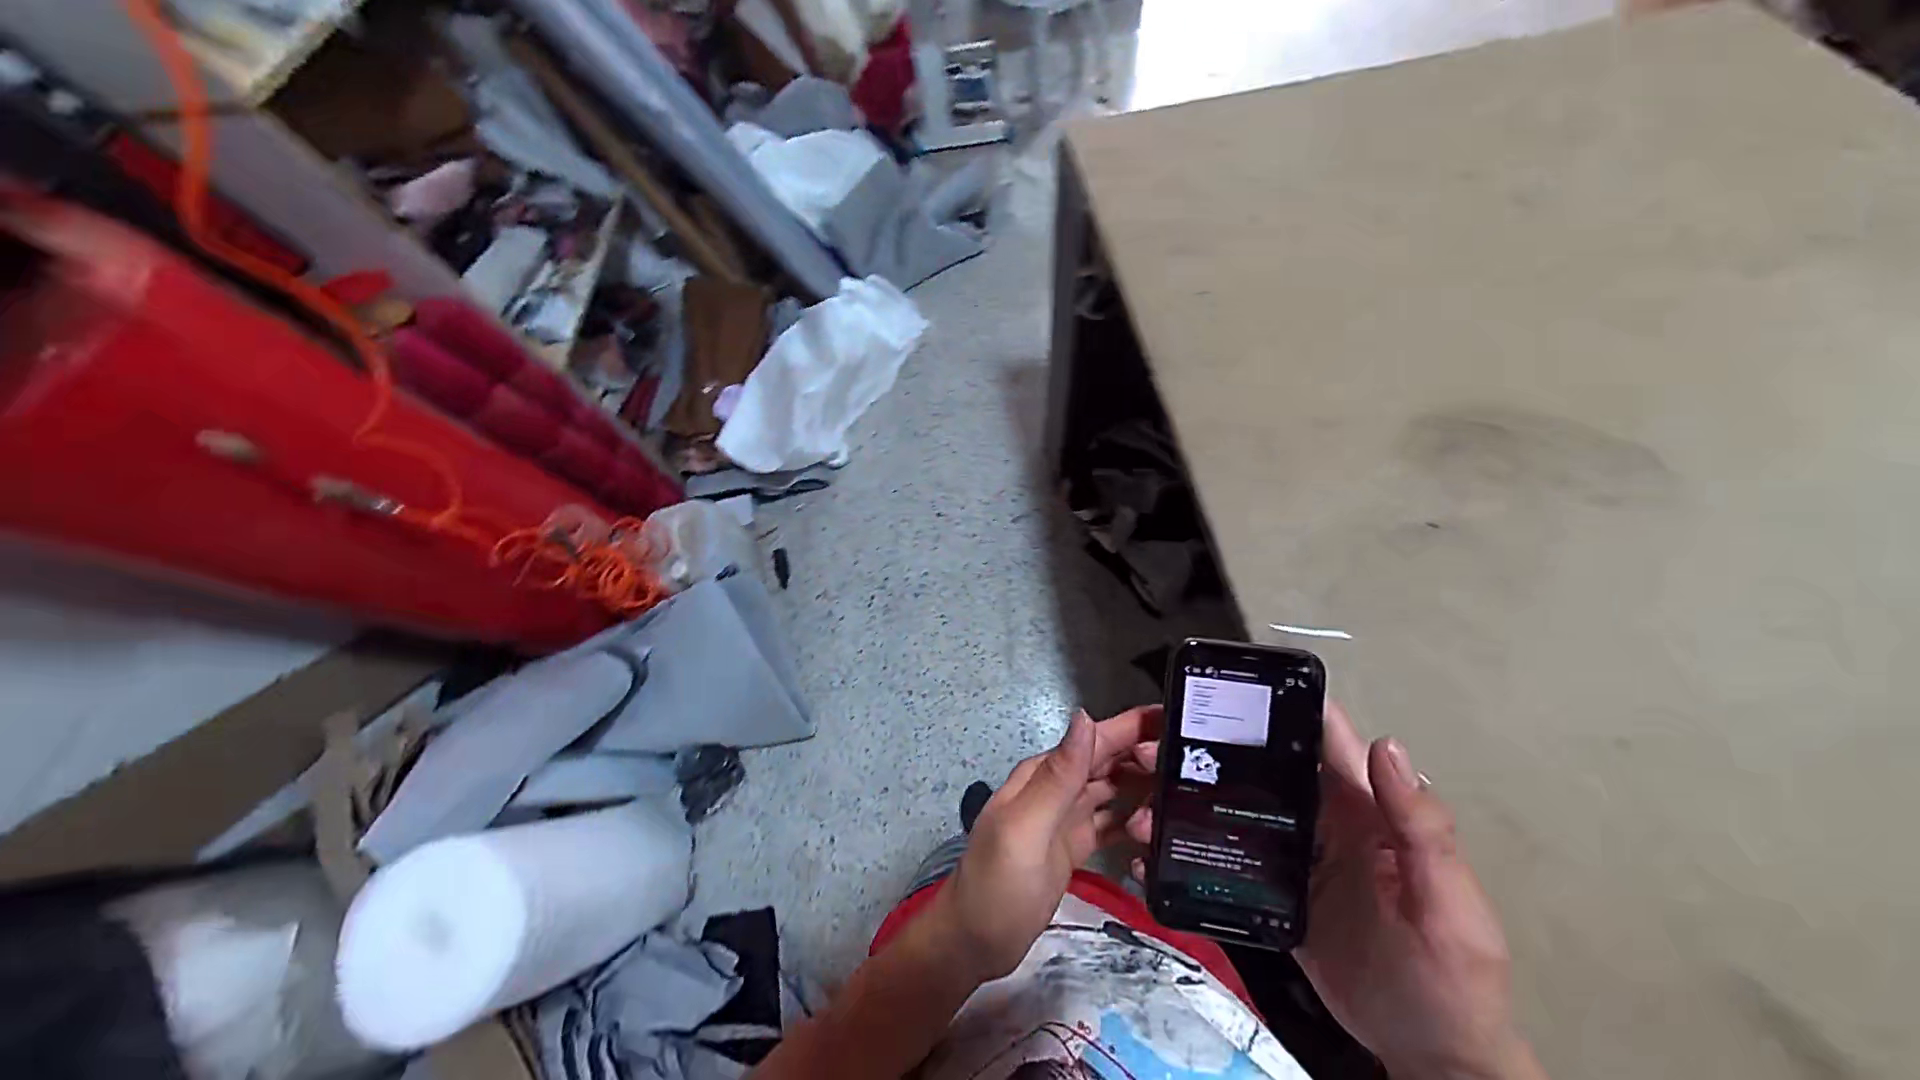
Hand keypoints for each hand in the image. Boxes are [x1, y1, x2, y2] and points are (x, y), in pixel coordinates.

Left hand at [933, 705, 1163, 982]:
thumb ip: (1058, 775)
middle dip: (1147, 759)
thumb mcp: (1026, 826)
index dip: (1134, 727)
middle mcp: (1059, 788)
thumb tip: (1084, 716)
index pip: (1096, 739)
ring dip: (1145, 791)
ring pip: (1115, 790)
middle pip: (1110, 761)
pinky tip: (1161, 828)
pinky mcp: (1077, 845)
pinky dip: (1135, 822)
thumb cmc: (998, 883)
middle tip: (1193, 771)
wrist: (975, 941)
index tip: (1178, 722)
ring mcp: (1068, 818)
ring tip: (1184, 801)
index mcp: (1045, 774)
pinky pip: (1113, 823)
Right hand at [1121, 703, 1543, 1079]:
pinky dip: (1196, 847)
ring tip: (1146, 801)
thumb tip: (1386, 744)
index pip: (1326, 744)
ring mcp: (1297, 858)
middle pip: (1266, 770)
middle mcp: (1325, 823)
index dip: (1286, 708)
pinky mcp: (1274, 891)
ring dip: (1195, 799)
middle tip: (1159, 745)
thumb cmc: (1453, 978)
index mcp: (1367, 812)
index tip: (1232, 687)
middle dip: (1215, 751)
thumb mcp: (1448, 905)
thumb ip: (1421, 828)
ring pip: (1238, 810)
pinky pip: (1231, 858)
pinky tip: (1159, 847)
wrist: (1431, 1057)